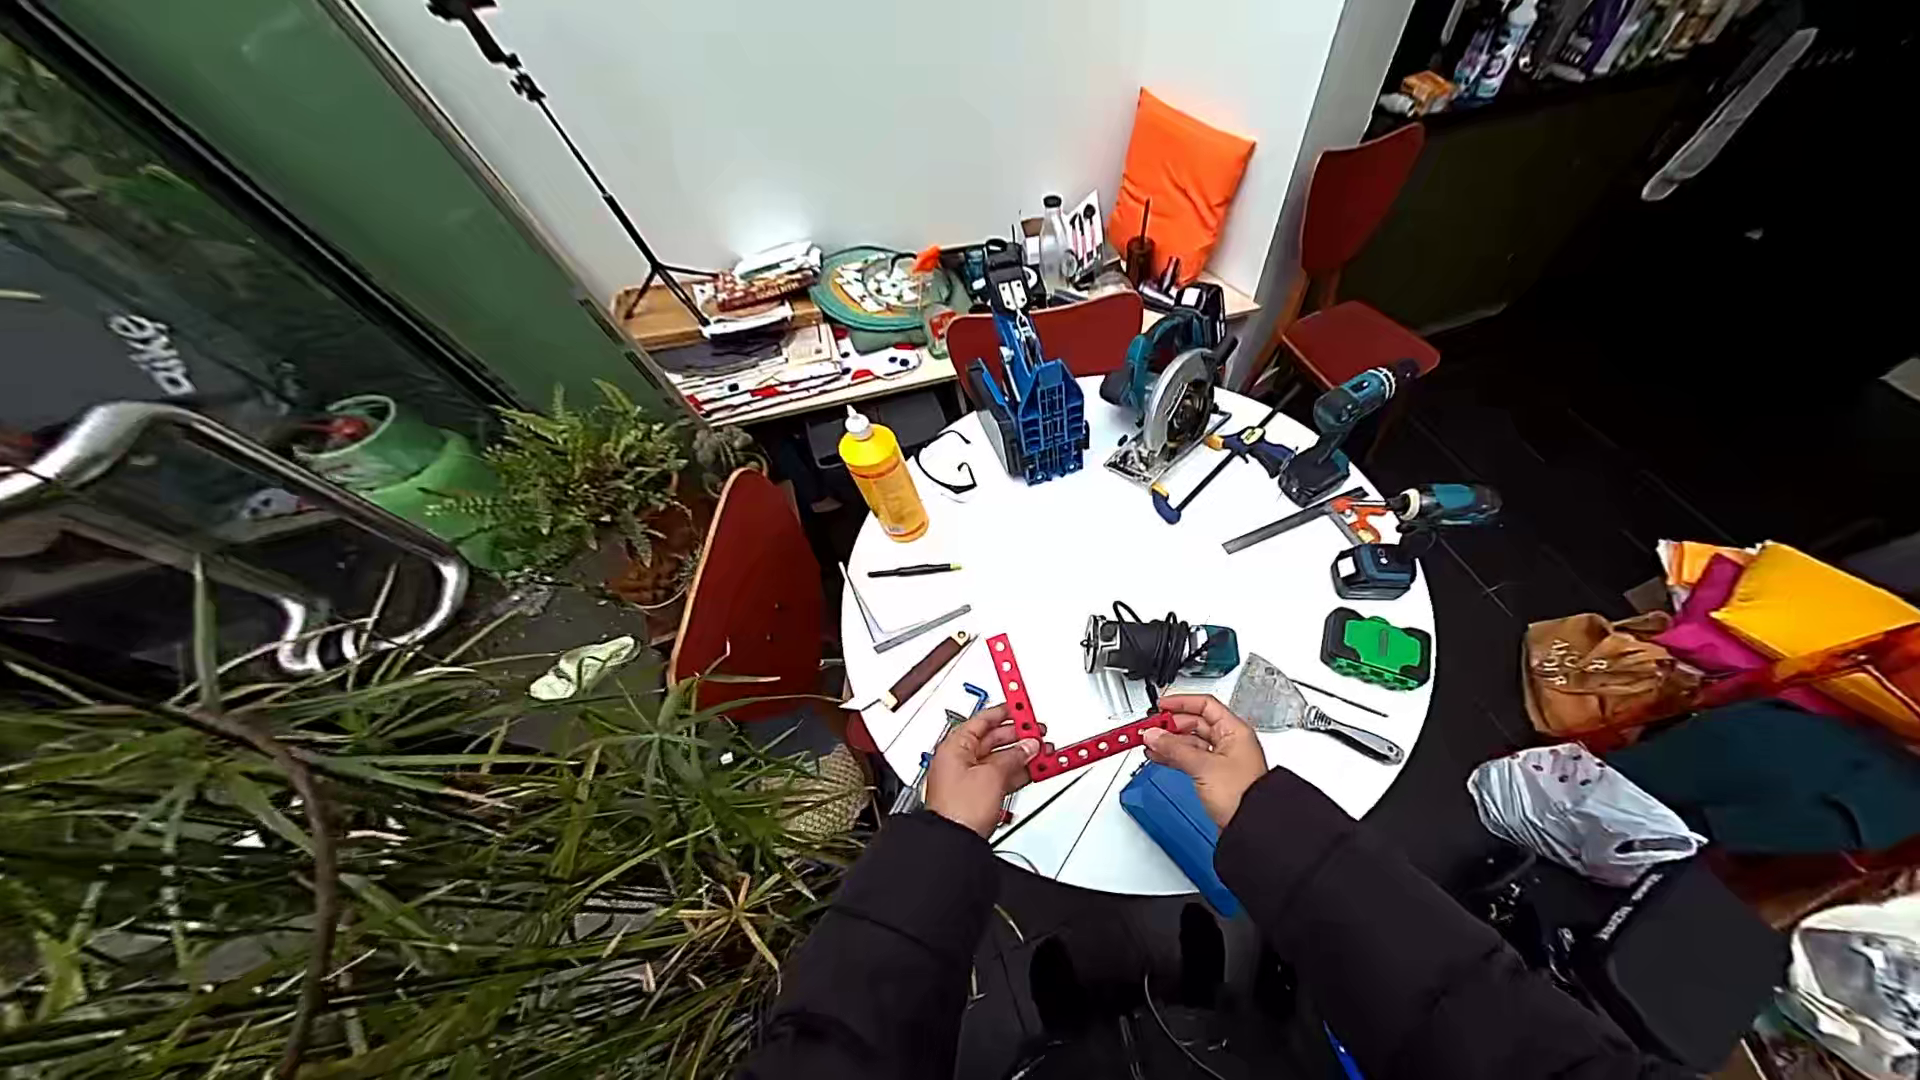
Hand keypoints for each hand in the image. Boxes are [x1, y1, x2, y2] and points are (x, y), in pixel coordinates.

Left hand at [925, 705, 1040, 837]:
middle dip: (1018, 735)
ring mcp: (969, 777)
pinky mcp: (978, 794)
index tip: (1021, 705)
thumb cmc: (957, 810)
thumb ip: (1013, 757)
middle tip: (1038, 731)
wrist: (954, 844)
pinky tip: (1034, 769)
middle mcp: (959, 759)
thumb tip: (1027, 745)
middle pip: (993, 739)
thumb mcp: (992, 776)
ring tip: (1043, 750)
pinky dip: (1018, 771)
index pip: (983, 720)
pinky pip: (1001, 775)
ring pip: (1000, 758)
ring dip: (1022, 754)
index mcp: (955, 746)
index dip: (1004, 711)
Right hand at [1140, 694, 1268, 827]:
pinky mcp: (1213, 775)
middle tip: (1150, 729)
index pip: (1204, 705)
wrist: (1254, 828)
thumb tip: (1153, 735)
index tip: (1161, 705)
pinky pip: (1188, 757)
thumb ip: (1174, 748)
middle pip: (1194, 723)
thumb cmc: (1244, 795)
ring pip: (1189, 742)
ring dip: (1168, 741)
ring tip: (1149, 742)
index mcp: (1233, 731)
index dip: (1181, 702)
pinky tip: (1158, 755)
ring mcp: (1221, 759)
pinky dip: (1172, 755)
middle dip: (1170, 725)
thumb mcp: (1203, 765)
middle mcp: (1228, 742)